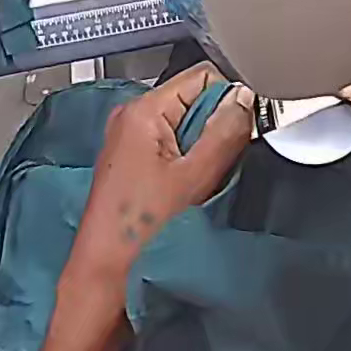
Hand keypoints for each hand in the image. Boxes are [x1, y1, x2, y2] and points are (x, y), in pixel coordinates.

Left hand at [58, 63, 254, 332]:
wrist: (105, 274)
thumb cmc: (142, 229)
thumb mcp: (196, 176)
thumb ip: (225, 131)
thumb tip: (245, 97)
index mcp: (143, 110)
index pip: (203, 76)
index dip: (229, 98)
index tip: (241, 129)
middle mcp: (131, 115)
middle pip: (194, 98)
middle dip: (216, 125)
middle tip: (219, 162)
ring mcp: (130, 137)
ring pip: (186, 122)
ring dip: (204, 146)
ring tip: (201, 179)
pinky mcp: (132, 159)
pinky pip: (172, 142)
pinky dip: (189, 159)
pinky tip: (188, 186)